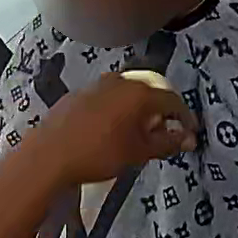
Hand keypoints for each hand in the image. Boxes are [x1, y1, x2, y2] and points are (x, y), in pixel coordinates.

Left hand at [20, 72, 198, 186]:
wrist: (48, 156)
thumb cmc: (99, 154)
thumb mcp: (139, 152)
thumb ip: (168, 143)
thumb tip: (188, 139)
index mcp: (140, 93)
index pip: (173, 101)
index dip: (185, 118)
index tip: (190, 134)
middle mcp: (121, 81)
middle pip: (151, 92)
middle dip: (161, 112)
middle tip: (163, 134)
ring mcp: (97, 85)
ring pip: (128, 93)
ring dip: (138, 110)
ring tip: (137, 133)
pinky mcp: (78, 94)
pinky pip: (108, 97)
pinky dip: (118, 110)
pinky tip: (111, 130)